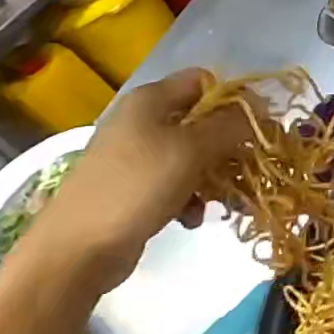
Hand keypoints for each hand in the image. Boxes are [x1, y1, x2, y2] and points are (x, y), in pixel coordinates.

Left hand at [17, 68, 249, 293]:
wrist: (73, 253)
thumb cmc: (136, 187)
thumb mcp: (192, 149)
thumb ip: (232, 125)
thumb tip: (261, 109)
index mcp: (151, 99)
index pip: (204, 80)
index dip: (234, 98)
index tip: (256, 126)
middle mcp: (142, 120)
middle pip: (201, 119)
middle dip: (229, 144)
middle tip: (249, 166)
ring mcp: (135, 155)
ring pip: (192, 154)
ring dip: (214, 175)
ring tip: (226, 202)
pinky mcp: (132, 188)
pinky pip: (175, 181)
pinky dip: (191, 197)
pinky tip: (194, 218)